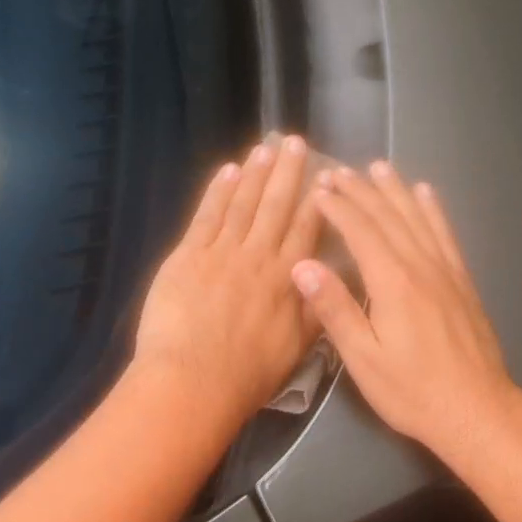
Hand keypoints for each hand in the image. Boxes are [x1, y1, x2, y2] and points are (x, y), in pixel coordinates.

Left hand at [133, 135, 321, 431]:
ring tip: (265, 148)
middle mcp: (259, 256)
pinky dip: (218, 191)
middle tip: (294, 141)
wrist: (192, 381)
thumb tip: (334, 279)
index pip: (306, 228)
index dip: (317, 199)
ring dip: (254, 173)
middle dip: (287, 171)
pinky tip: (227, 171)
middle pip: (276, 205)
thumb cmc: (247, 373)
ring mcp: (222, 252)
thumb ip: (316, 309)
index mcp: (288, 277)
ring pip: (243, 203)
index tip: (325, 174)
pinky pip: (207, 216)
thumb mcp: (298, 348)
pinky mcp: (188, 255)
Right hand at [293, 162, 521, 460]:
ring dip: (395, 190)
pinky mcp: (461, 279)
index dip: (337, 207)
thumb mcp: (364, 359)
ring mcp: (445, 269)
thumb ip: (335, 309)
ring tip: (378, 167)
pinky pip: (444, 233)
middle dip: (361, 191)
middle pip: (387, 216)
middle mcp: (419, 264)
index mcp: (392, 281)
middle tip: (338, 171)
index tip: (317, 189)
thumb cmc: (413, 391)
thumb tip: (302, 266)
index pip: (360, 231)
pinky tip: (425, 193)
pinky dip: (432, 209)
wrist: (477, 409)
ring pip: (416, 217)